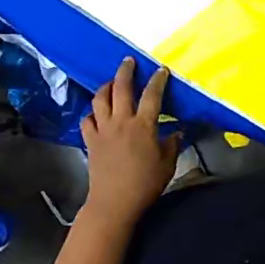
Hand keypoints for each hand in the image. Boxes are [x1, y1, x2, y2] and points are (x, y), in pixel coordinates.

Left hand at [80, 58, 180, 222]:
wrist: (114, 203)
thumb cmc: (145, 185)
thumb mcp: (167, 165)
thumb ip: (172, 145)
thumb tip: (177, 132)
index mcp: (143, 126)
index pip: (152, 95)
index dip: (158, 80)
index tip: (162, 70)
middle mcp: (121, 121)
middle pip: (122, 88)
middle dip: (126, 71)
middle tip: (129, 61)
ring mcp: (103, 130)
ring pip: (100, 99)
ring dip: (106, 87)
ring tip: (111, 82)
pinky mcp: (90, 140)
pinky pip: (87, 120)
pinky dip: (91, 113)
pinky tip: (96, 114)